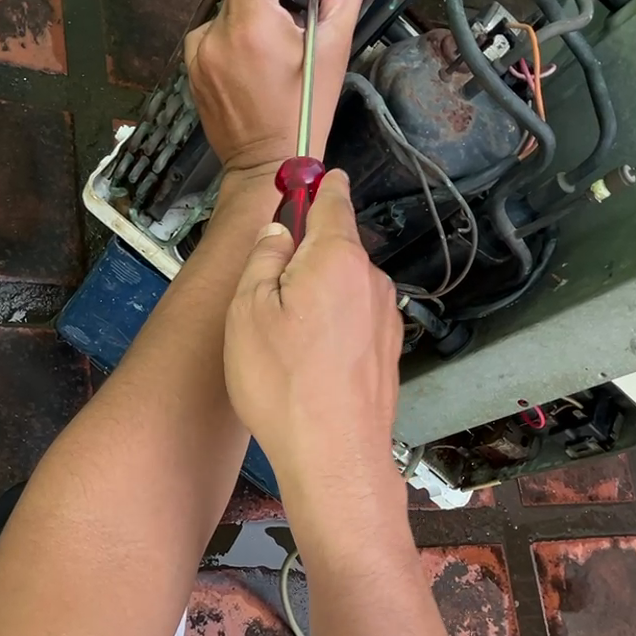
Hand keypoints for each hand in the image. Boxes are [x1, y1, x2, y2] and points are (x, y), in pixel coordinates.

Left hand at [184, 0, 360, 175]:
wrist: (268, 166)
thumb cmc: (301, 115)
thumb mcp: (334, 52)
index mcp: (249, 24)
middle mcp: (215, 36)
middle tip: (302, 0)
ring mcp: (199, 57)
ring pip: (228, 9)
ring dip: (255, 11)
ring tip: (279, 38)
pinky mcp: (194, 74)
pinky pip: (214, 37)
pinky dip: (236, 36)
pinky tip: (257, 59)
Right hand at [224, 170, 402, 495]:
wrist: (332, 455)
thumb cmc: (281, 381)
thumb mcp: (248, 311)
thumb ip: (264, 259)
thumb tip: (279, 232)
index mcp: (337, 257)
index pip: (334, 199)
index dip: (316, 186)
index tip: (306, 180)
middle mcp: (372, 280)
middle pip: (336, 248)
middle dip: (304, 258)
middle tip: (266, 295)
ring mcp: (386, 319)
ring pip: (345, 289)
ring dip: (317, 298)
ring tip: (284, 342)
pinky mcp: (388, 353)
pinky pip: (355, 322)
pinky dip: (332, 329)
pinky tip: (308, 365)